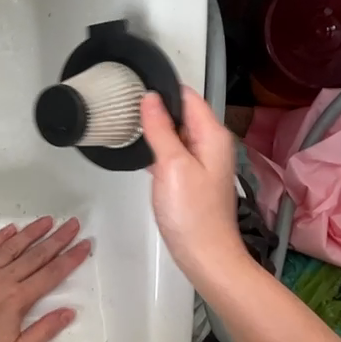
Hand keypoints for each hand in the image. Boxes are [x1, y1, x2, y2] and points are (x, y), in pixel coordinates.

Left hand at [0, 217, 90, 341]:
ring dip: (31, 233)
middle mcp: (0, 281)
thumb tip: (68, 312)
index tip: (84, 245)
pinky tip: (11, 229)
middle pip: (35, 256)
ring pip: (10, 247)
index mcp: (16, 300)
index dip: (70, 259)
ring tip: (47, 221)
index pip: (50, 274)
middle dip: (57, 239)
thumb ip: (44, 331)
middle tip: (72, 224)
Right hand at [139, 88, 250, 273]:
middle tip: (128, 108)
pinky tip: (145, 157)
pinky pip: (175, 152)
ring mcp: (204, 162)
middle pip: (183, 113)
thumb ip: (160, 128)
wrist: (205, 255)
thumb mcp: (171, 164)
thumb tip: (150, 99)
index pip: (188, 96)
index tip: (138, 86)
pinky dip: (160, 150)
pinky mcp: (194, 178)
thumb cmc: (192, 215)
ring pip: (178, 133)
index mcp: (212, 135)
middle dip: (158, 109)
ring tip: (132, 129)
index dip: (164, 90)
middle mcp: (212, 145)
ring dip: (157, 130)